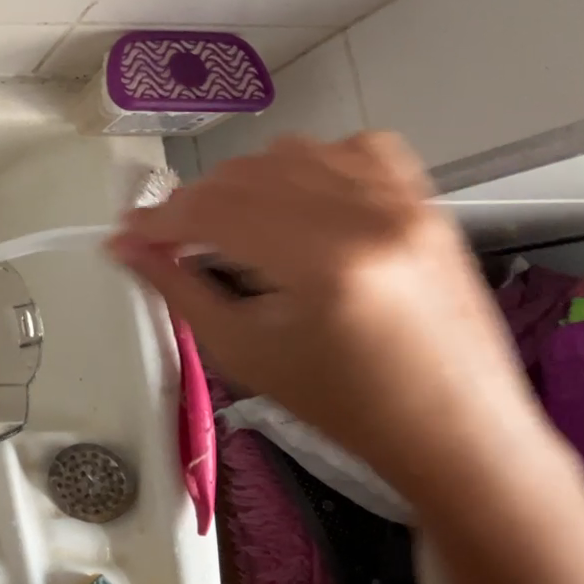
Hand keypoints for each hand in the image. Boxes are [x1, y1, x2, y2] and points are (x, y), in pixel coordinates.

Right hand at [109, 133, 549, 497]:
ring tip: (230, 223)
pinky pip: (354, 148)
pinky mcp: (426, 204)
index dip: (157, 220)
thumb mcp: (242, 351)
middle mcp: (368, 217)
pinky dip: (311, 162)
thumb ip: (176, 288)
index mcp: (322, 261)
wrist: (457, 436)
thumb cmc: (347, 407)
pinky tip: (296, 199)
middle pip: (244, 175)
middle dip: (193, 204)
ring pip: (289, 152)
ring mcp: (405, 204)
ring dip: (244, 182)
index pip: (212, 210)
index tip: (128, 233)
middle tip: (171, 240)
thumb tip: (126, 248)